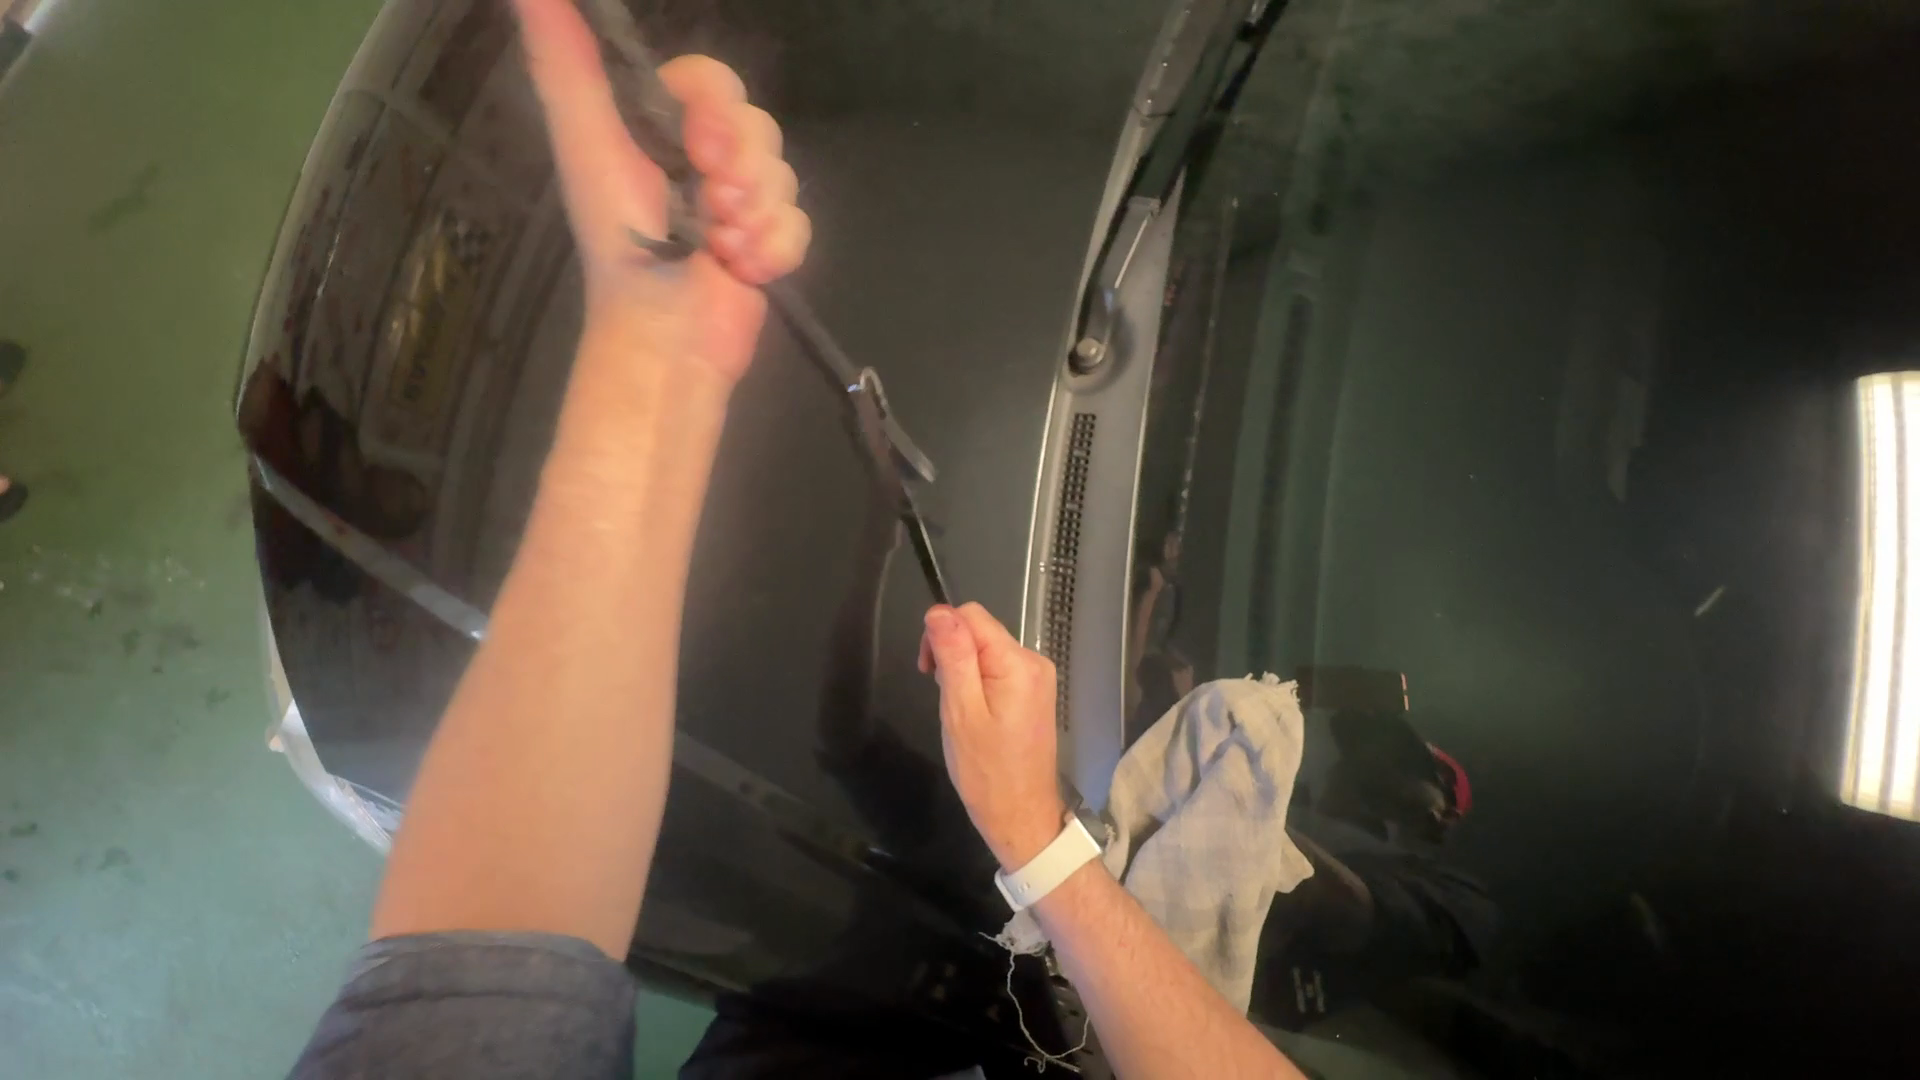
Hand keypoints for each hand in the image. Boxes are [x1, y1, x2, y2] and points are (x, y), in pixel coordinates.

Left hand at [513, 0, 810, 383]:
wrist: (666, 328)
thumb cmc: (624, 239)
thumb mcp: (587, 140)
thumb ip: (567, 58)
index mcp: (659, 130)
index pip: (714, 83)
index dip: (720, 109)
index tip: (703, 146)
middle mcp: (702, 162)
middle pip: (759, 129)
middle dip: (743, 171)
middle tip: (714, 206)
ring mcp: (740, 207)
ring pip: (783, 179)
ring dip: (755, 218)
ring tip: (722, 250)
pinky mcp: (768, 249)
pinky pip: (799, 227)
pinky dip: (774, 252)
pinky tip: (745, 272)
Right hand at [918, 603, 1067, 871]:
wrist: (1021, 816)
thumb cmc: (985, 771)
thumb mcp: (960, 711)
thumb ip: (952, 656)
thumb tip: (938, 611)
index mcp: (1017, 662)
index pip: (971, 615)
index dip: (941, 634)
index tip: (928, 671)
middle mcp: (1034, 661)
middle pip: (980, 630)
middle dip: (952, 652)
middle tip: (942, 696)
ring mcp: (1038, 677)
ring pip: (986, 649)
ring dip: (963, 669)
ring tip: (958, 711)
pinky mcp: (1035, 693)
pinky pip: (998, 668)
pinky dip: (978, 682)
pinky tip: (974, 713)